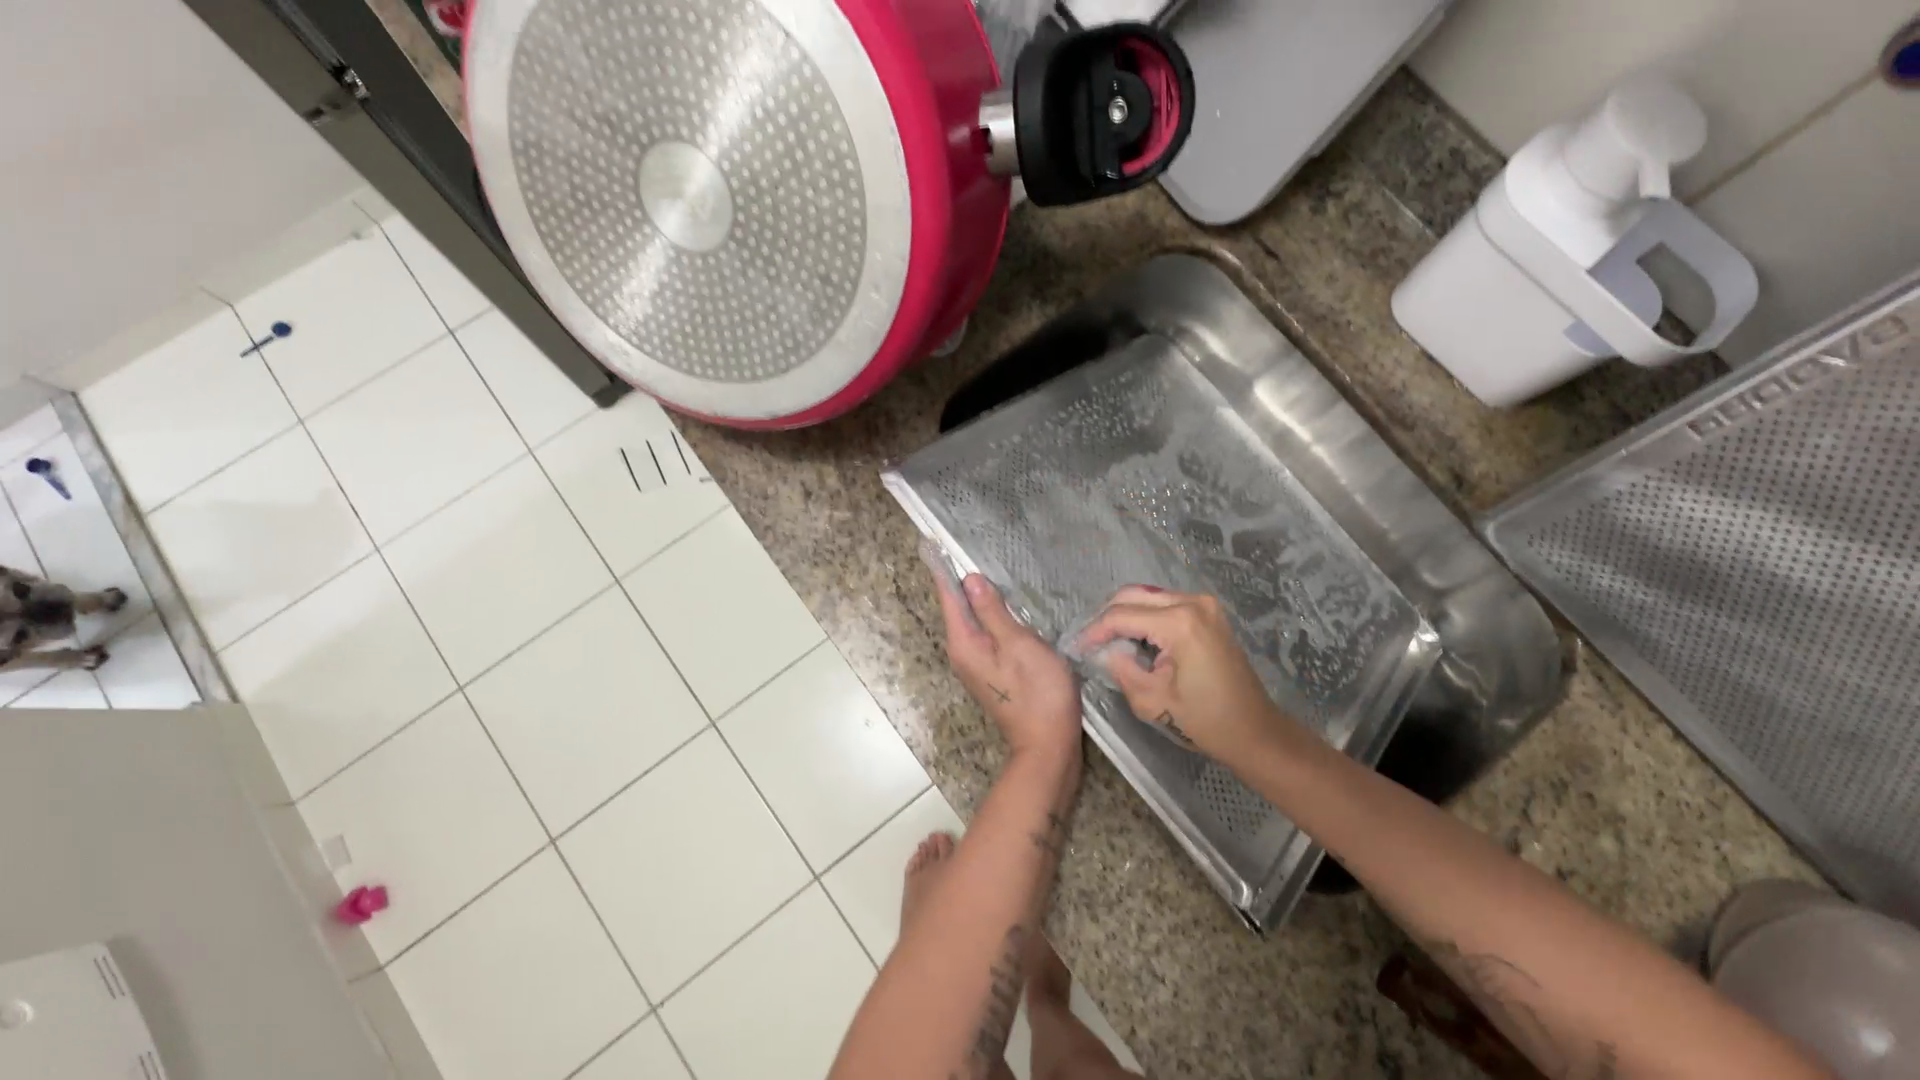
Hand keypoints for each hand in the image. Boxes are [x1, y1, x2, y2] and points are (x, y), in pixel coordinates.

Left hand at [927, 556, 1081, 763]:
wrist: (1048, 744)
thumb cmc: (1038, 692)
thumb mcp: (1018, 644)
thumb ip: (994, 612)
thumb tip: (970, 580)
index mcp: (964, 642)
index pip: (948, 596)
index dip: (944, 568)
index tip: (935, 541)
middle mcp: (962, 652)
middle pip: (959, 607)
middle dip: (963, 580)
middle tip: (967, 547)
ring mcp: (976, 664)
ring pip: (974, 621)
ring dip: (981, 598)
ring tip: (988, 568)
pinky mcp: (992, 672)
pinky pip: (987, 635)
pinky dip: (993, 617)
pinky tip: (1008, 606)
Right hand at [1077, 587, 1304, 763]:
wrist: (1254, 731)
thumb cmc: (1204, 721)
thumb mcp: (1151, 700)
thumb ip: (1121, 669)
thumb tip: (1105, 651)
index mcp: (1179, 623)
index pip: (1121, 616)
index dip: (1094, 631)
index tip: (1076, 648)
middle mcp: (1193, 603)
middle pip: (1133, 596)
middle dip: (1107, 617)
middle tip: (1089, 642)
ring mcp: (1204, 605)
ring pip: (1148, 597)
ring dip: (1126, 615)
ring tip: (1108, 642)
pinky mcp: (1209, 613)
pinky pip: (1166, 604)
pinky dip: (1145, 617)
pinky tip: (1134, 640)